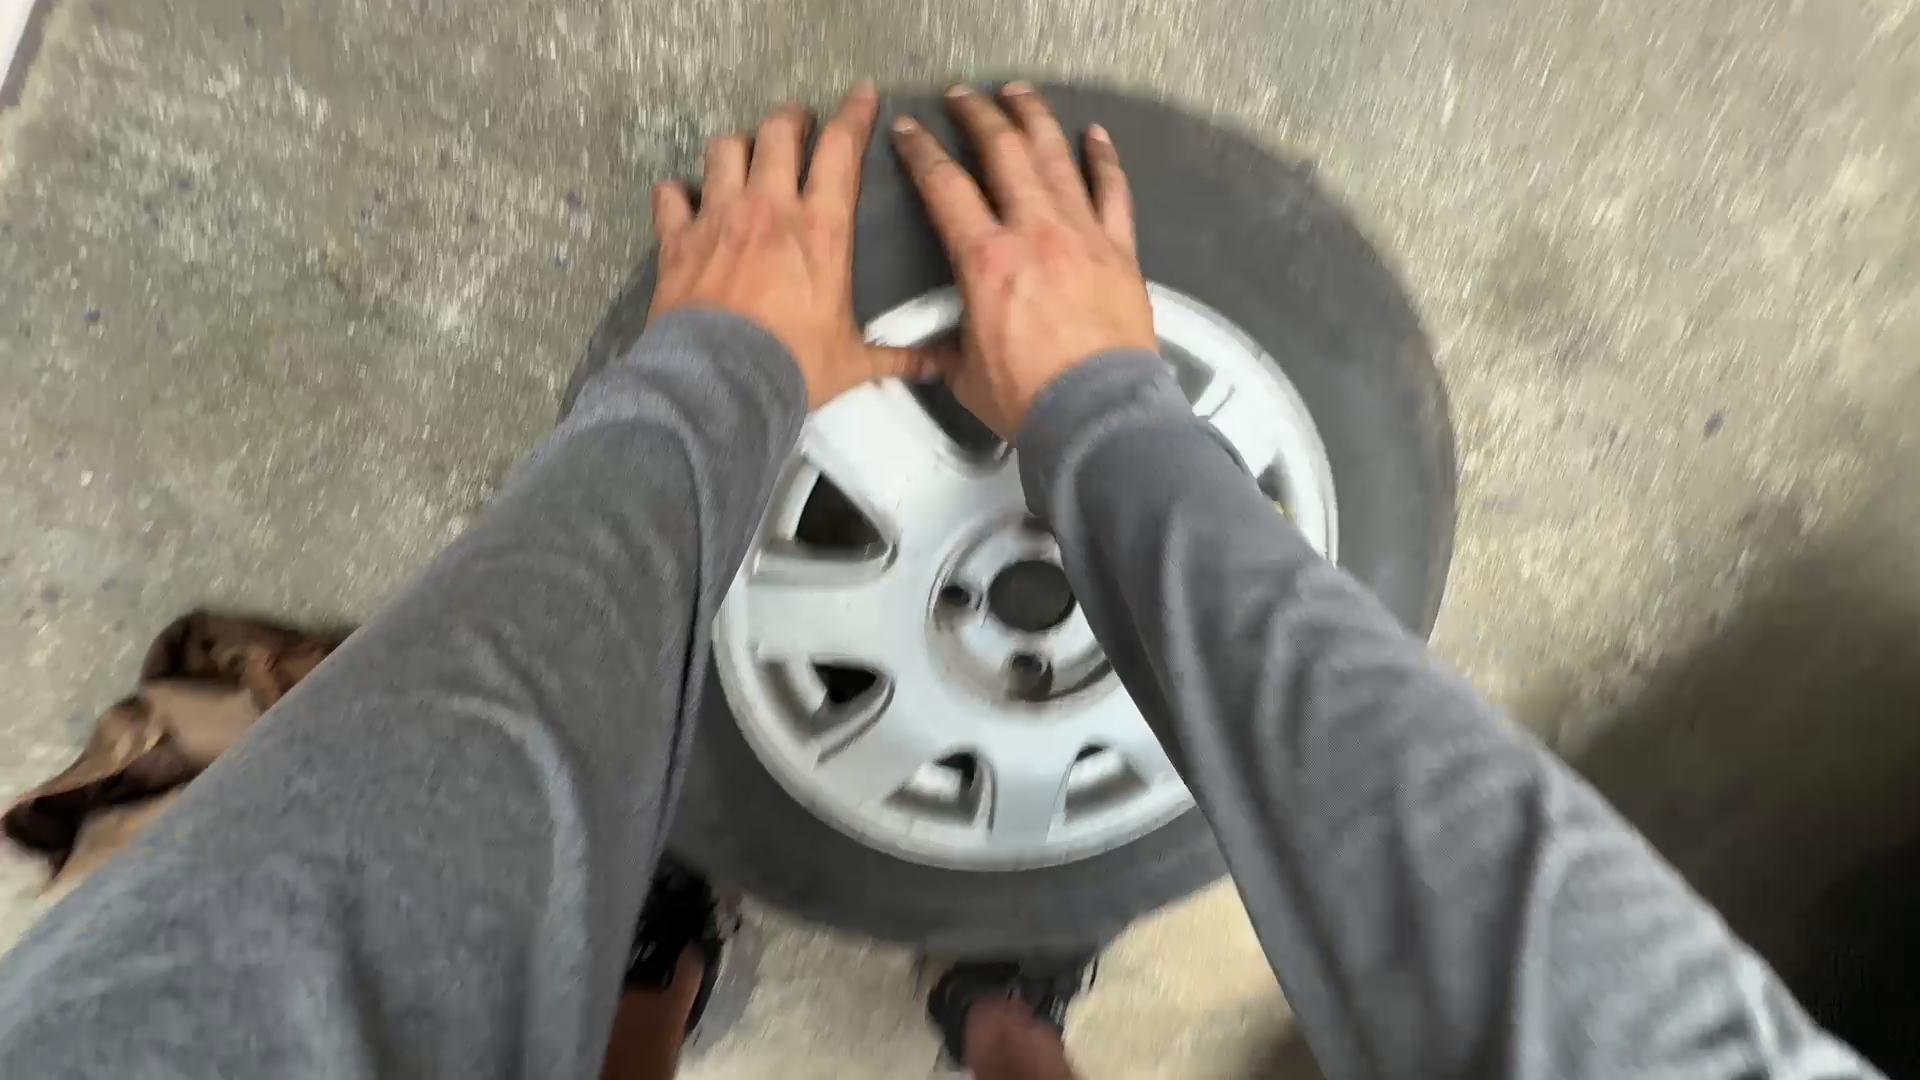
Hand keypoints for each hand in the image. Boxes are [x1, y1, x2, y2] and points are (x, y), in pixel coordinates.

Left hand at [650, 82, 923, 408]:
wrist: (725, 380)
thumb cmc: (796, 365)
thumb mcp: (854, 363)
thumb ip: (896, 358)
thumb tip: (939, 368)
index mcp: (821, 229)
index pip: (841, 151)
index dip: (854, 115)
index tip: (862, 94)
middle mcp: (770, 207)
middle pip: (777, 132)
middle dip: (791, 120)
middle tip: (798, 125)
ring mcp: (719, 217)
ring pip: (724, 149)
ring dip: (737, 146)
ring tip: (745, 156)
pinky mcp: (677, 238)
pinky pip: (671, 195)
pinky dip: (678, 193)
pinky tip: (684, 199)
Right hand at [890, 83, 1156, 438]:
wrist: (1096, 415)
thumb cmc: (1029, 399)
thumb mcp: (967, 374)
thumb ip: (951, 347)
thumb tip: (941, 346)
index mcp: (986, 262)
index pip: (944, 188)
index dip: (922, 153)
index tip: (910, 132)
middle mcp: (1034, 233)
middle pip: (1003, 151)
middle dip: (977, 116)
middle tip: (963, 98)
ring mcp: (1082, 235)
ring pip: (1056, 157)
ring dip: (1033, 119)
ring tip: (1017, 95)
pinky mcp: (1119, 251)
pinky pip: (1113, 191)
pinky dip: (1103, 159)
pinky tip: (1095, 135)